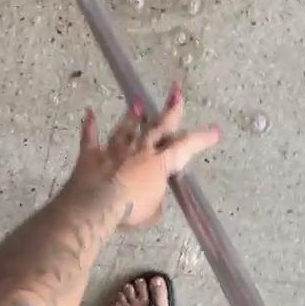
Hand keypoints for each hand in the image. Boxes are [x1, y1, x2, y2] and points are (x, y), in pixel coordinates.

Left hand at [67, 82, 221, 229]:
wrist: (97, 206)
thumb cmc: (130, 210)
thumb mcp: (151, 213)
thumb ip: (155, 202)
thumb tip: (152, 200)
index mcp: (158, 164)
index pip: (185, 147)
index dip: (201, 138)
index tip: (215, 131)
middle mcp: (138, 151)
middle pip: (157, 126)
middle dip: (169, 109)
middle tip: (176, 92)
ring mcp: (114, 151)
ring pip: (125, 128)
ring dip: (131, 116)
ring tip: (136, 102)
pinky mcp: (91, 156)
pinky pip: (90, 138)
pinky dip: (89, 126)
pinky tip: (89, 114)